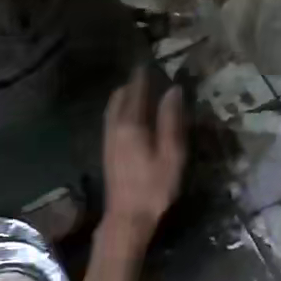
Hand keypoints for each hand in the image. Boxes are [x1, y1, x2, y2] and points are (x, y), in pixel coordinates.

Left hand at [101, 68, 186, 244]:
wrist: (127, 217)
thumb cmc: (154, 187)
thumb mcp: (171, 153)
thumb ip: (171, 120)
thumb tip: (173, 90)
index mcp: (132, 124)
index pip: (136, 92)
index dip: (142, 76)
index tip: (148, 62)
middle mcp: (115, 127)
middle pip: (119, 98)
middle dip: (131, 85)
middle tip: (143, 75)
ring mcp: (108, 140)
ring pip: (112, 109)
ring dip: (123, 97)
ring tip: (135, 90)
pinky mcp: (107, 151)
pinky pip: (111, 120)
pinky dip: (119, 109)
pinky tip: (127, 115)